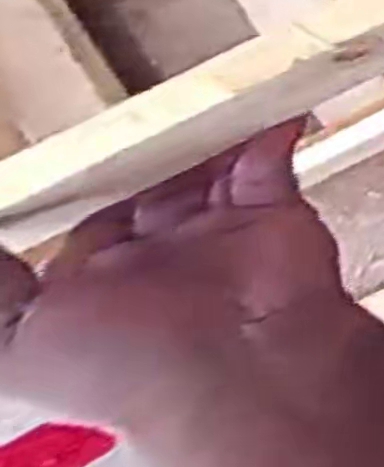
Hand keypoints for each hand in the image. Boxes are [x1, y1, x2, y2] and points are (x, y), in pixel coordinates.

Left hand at [0, 121, 354, 429]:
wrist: (242, 356)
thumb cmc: (122, 361)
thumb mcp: (10, 341)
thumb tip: (0, 222)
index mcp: (96, 284)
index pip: (86, 226)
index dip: (80, 192)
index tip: (72, 157)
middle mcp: (160, 255)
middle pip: (152, 190)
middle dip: (148, 158)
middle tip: (143, 118)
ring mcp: (222, 231)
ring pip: (209, 173)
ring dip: (204, 141)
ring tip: (198, 105)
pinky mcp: (273, 210)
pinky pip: (268, 165)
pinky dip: (269, 137)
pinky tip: (261, 116)